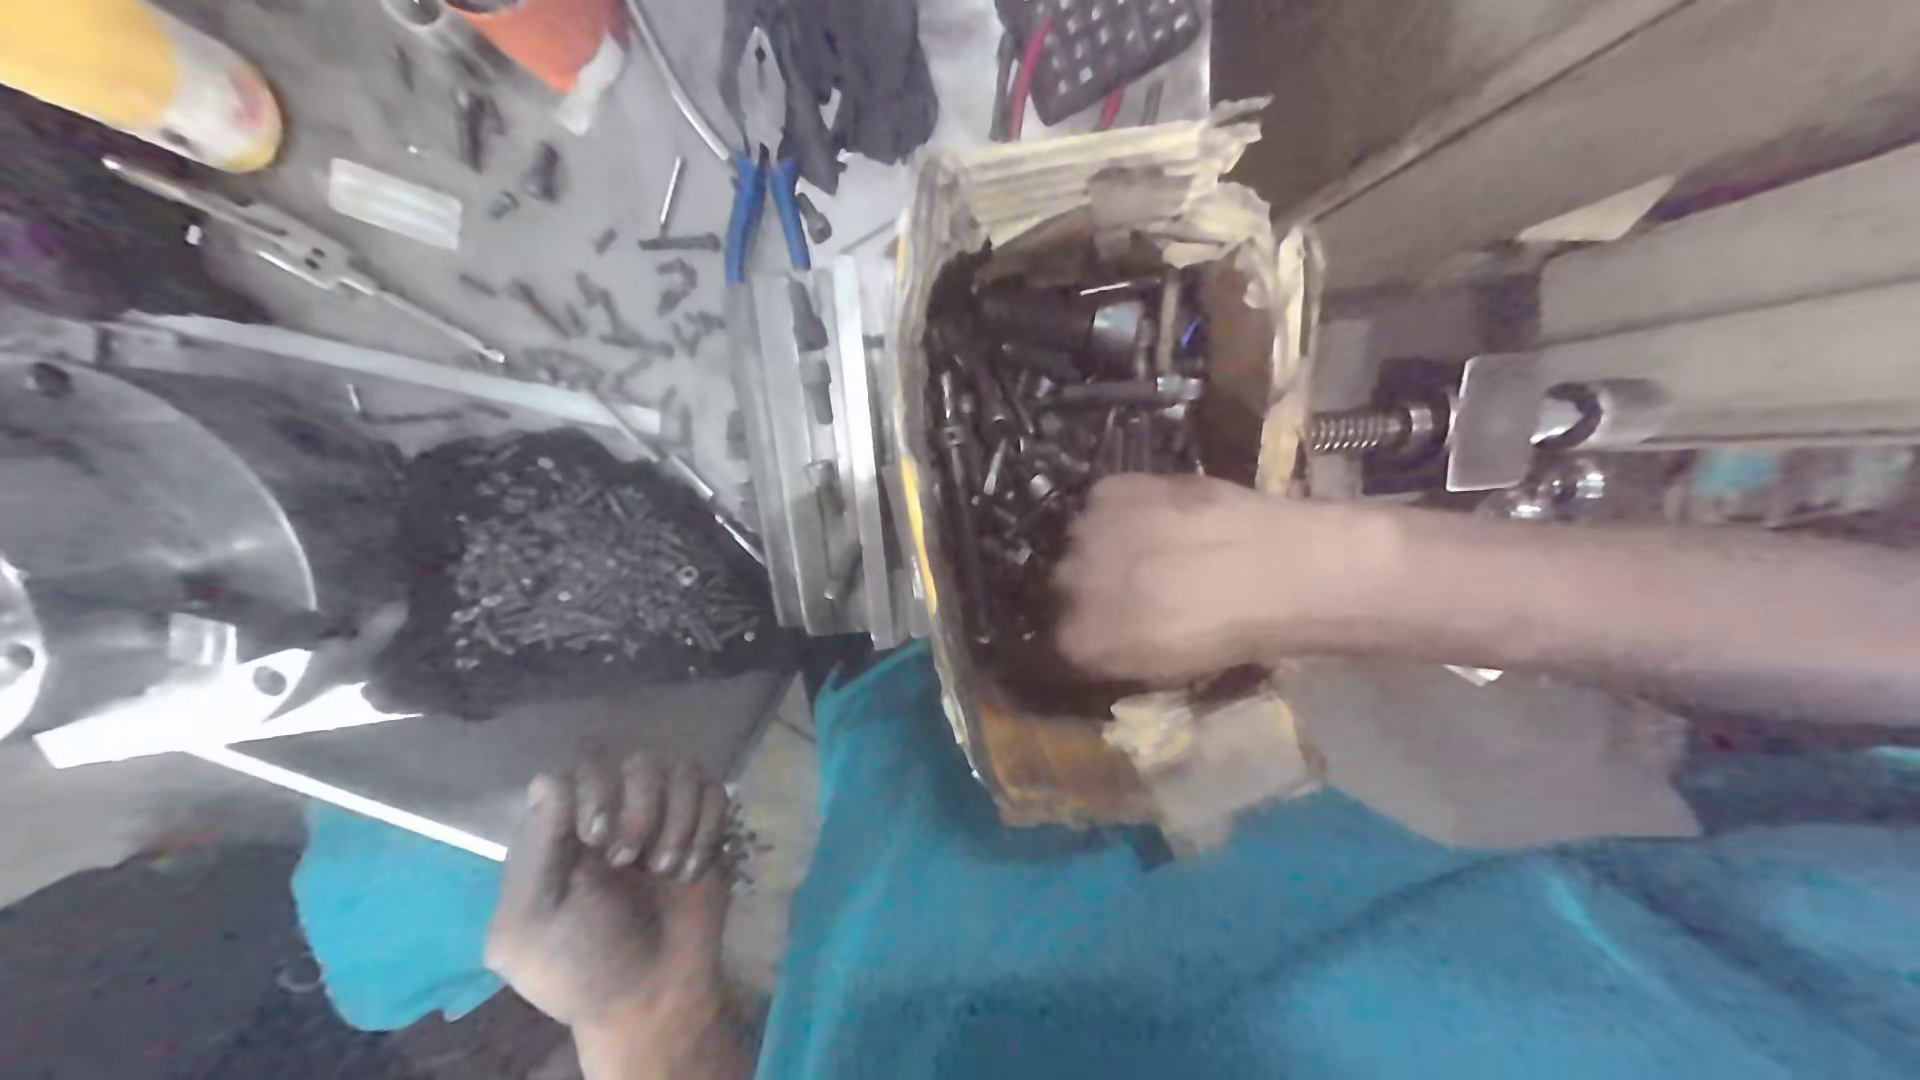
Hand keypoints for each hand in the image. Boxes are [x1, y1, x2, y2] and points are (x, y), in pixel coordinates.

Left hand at [485, 752, 731, 1035]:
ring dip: (677, 824)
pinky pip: (716, 793)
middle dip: (641, 810)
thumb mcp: (530, 922)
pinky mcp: (707, 824)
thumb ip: (534, 849)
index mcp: (568, 824)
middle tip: (629, 860)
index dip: (596, 789)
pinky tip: (690, 871)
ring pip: (683, 770)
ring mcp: (667, 813)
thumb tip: (549, 777)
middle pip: (639, 761)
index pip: (584, 763)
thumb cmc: (580, 964)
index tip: (595, 838)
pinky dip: (706, 831)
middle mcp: (619, 808)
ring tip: (665, 871)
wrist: (653, 993)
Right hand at [1053, 474, 1366, 683]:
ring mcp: (1082, 533)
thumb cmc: (1226, 635)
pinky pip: (1100, 502)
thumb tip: (1095, 636)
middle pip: (1063, 582)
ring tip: (1148, 543)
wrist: (1274, 569)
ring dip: (1103, 543)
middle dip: (1089, 583)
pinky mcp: (1106, 490)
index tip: (1108, 622)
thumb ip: (1112, 653)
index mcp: (1078, 640)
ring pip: (1079, 538)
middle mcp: (1066, 585)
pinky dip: (1119, 510)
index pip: (1057, 634)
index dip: (1083, 625)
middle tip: (1131, 581)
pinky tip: (1158, 514)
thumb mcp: (1161, 668)